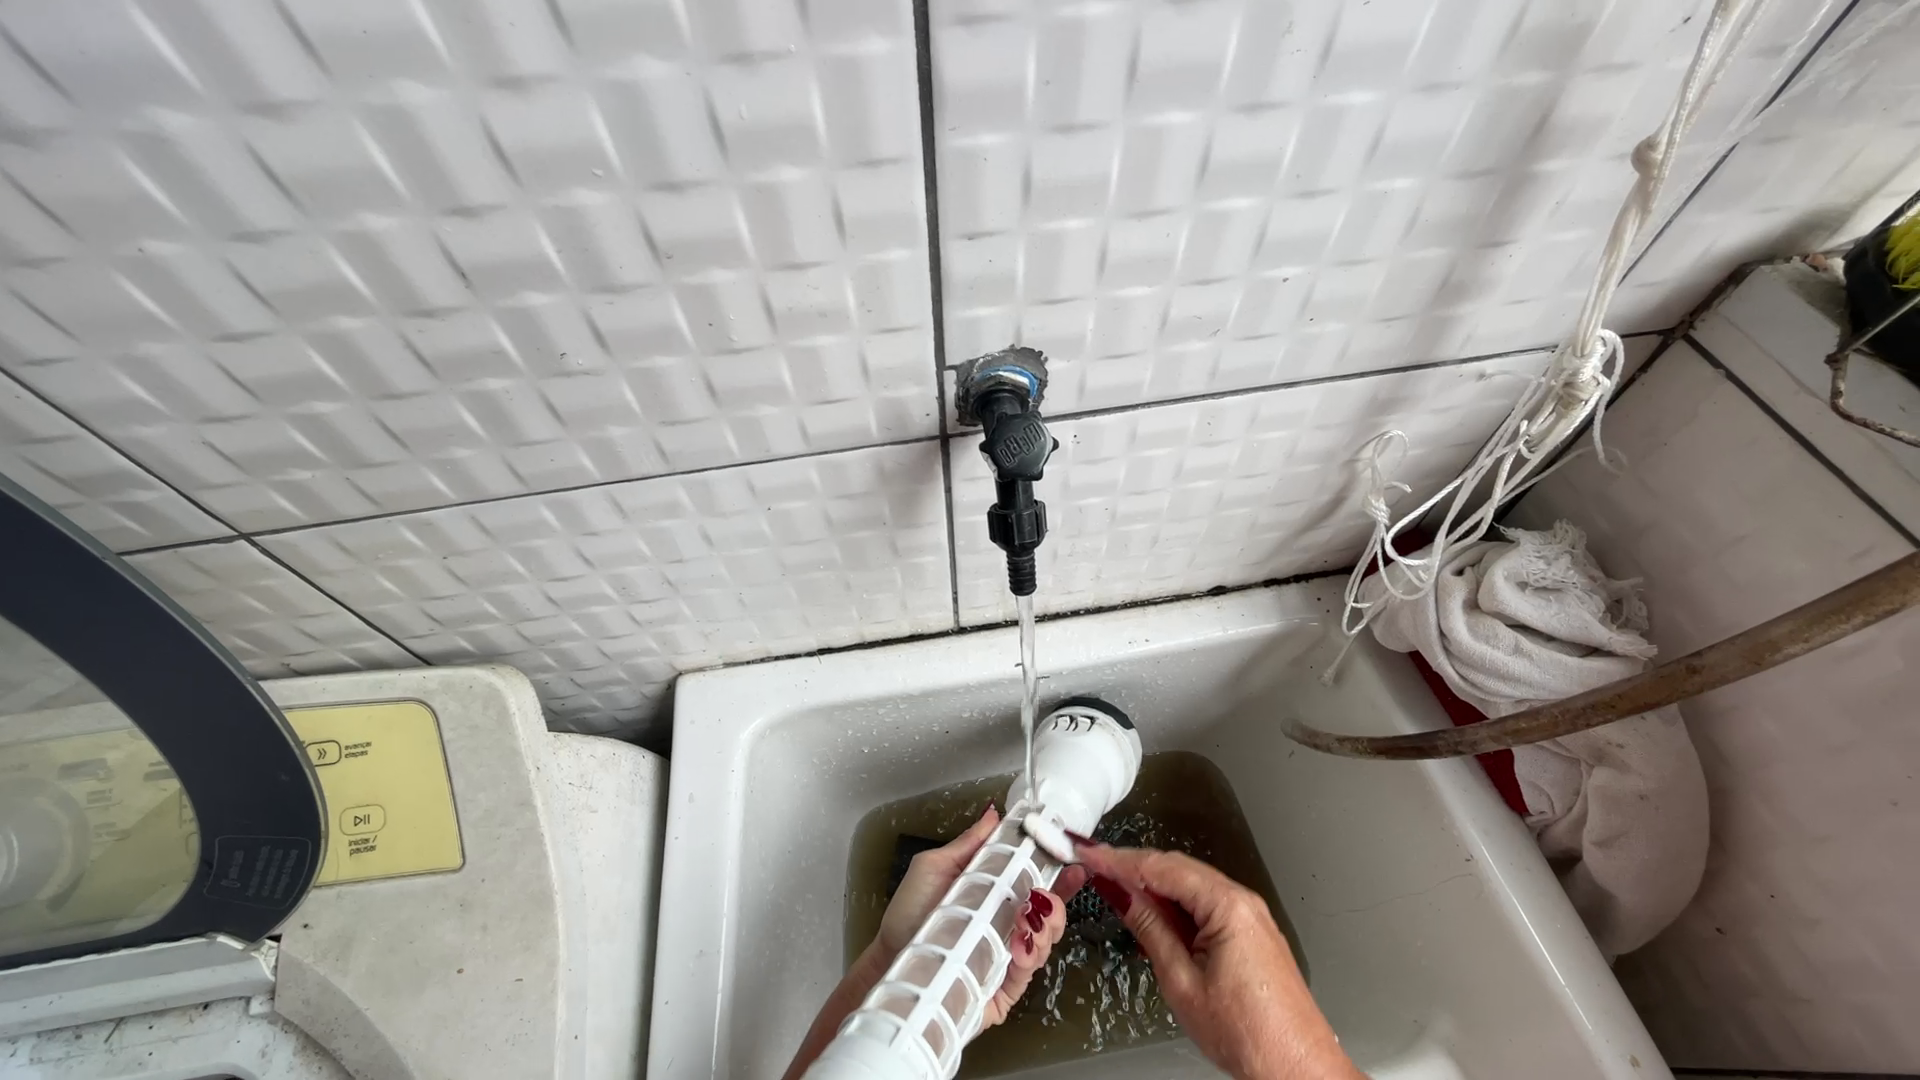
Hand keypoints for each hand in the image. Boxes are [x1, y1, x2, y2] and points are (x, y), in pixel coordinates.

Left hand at [879, 805, 1086, 1027]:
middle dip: (1058, 901)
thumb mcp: (935, 867)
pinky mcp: (1003, 988)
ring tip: (1026, 919)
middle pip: (1050, 911)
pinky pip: (1028, 973)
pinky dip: (1030, 956)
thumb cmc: (910, 911)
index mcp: (995, 892)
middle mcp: (1007, 922)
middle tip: (1046, 894)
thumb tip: (995, 813)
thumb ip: (968, 845)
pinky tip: (1020, 946)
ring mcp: (1008, 956)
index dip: (1056, 867)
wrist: (890, 961)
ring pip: (1046, 941)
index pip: (1035, 878)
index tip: (1070, 855)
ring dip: (1046, 927)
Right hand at [1075, 843, 1363, 1079]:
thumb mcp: (1181, 982)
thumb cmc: (1250, 1035)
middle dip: (1133, 866)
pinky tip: (1153, 911)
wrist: (1299, 1070)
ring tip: (1116, 888)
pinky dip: (1174, 902)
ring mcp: (1249, 915)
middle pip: (1176, 868)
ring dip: (1152, 884)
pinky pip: (1204, 902)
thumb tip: (1121, 894)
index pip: (1161, 867)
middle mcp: (1242, 901)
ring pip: (1189, 884)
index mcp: (1228, 906)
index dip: (1119, 859)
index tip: (1089, 852)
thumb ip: (1149, 929)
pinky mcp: (1249, 931)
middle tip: (1095, 866)